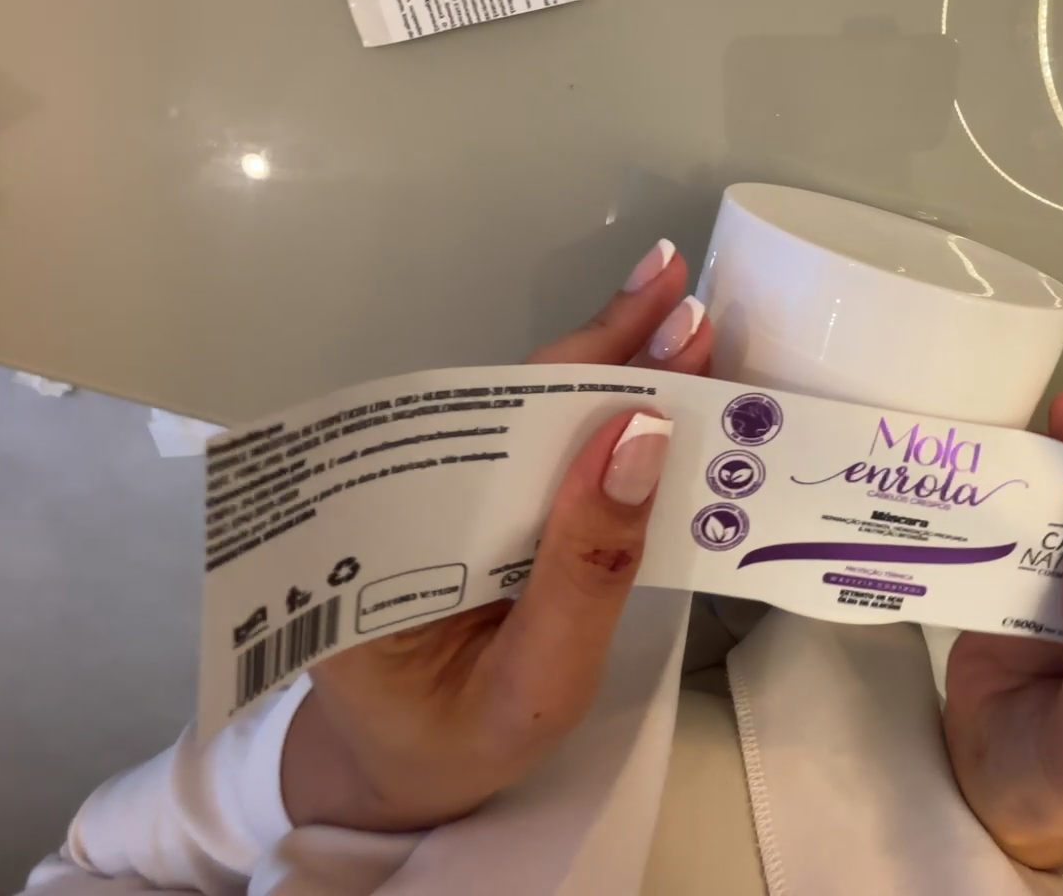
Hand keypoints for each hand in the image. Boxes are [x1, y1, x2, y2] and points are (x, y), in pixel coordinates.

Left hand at [282, 240, 710, 830]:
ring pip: (530, 416)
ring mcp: (438, 493)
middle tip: (677, 283)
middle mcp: (402, 491)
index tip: (666, 315)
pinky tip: (650, 380)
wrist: (405, 779)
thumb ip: (587, 572)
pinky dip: (606, 414)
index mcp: (385, 533)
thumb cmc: (461, 745)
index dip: (588, 369)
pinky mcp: (474, 504)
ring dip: (612, 365)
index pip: (494, 429)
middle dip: (607, 343)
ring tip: (674, 316)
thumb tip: (644, 436)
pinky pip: (541, 450)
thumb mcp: (537, 683)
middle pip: (514, 403)